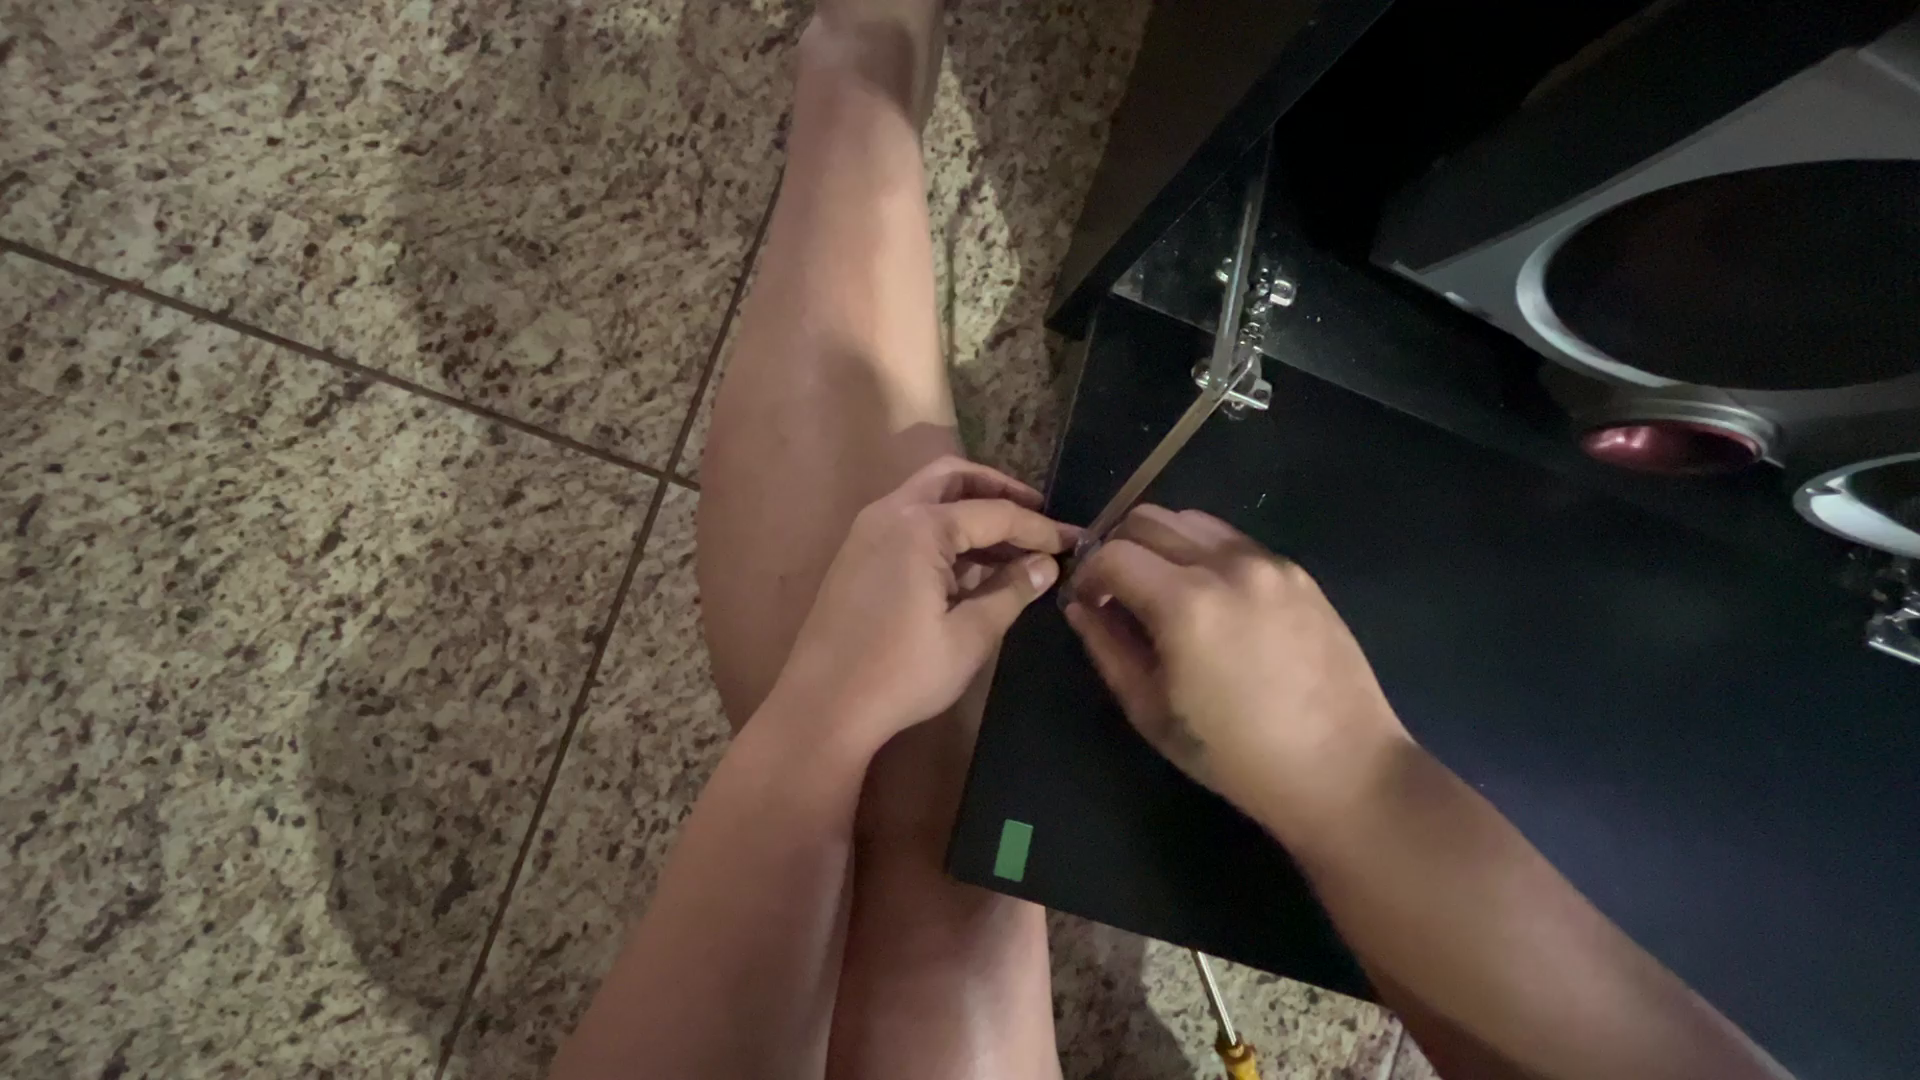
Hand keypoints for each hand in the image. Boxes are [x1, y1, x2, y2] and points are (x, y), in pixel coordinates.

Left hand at [771, 457, 1077, 749]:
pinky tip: (971, 565)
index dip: (1039, 529)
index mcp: (920, 526)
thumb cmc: (901, 674)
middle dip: (999, 490)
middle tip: (1037, 514)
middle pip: (954, 479)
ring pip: (928, 498)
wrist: (822, 706)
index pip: (995, 513)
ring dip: (970, 511)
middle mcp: (890, 513)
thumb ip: (1011, 592)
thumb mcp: (968, 636)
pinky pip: (909, 523)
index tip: (1073, 542)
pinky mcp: (857, 554)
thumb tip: (1047, 565)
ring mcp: (867, 531)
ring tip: (1012, 545)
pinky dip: (944, 531)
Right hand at [1063, 506, 1409, 836]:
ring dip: (1160, 544)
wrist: (1341, 770)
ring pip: (1191, 520)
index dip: (1087, 574)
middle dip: (1118, 550)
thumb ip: (1106, 646)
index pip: (1112, 554)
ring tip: (1161, 590)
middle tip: (1117, 593)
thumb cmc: (1233, 753)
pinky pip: (1231, 540)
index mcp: (1185, 603)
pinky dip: (1202, 552)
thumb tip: (1080, 605)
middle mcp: (1226, 565)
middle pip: (1147, 520)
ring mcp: (1268, 562)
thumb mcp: (1150, 709)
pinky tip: (1210, 597)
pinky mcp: (1296, 571)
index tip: (1087, 603)